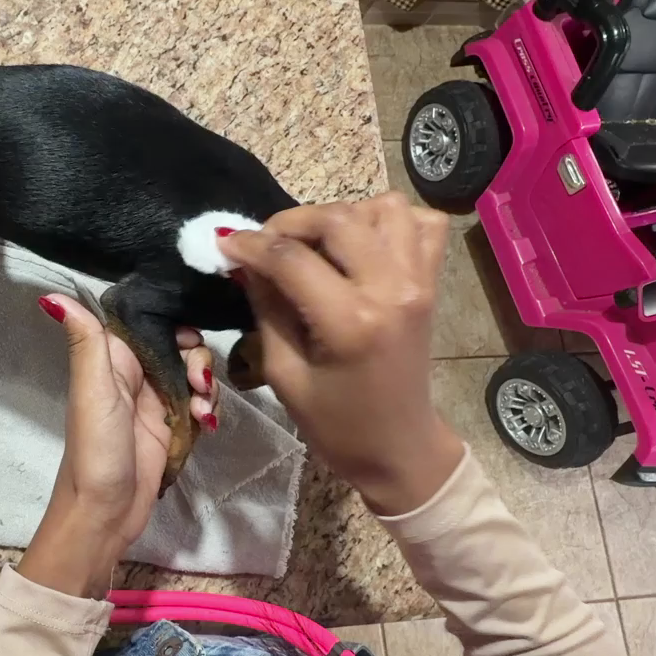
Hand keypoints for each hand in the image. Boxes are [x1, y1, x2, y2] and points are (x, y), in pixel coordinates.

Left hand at [18, 295, 217, 597]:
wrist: (106, 513)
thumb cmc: (96, 449)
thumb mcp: (93, 391)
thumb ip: (87, 342)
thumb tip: (52, 295)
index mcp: (111, 358)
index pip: (148, 321)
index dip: (173, 320)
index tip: (190, 336)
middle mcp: (134, 373)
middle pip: (178, 344)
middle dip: (198, 358)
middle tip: (198, 382)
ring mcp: (156, 400)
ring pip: (194, 371)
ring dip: (207, 385)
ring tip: (203, 410)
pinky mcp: (173, 425)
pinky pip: (200, 402)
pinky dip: (209, 408)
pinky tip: (207, 424)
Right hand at [217, 193, 464, 515]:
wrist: (399, 448)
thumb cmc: (336, 424)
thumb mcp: (284, 373)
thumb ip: (267, 309)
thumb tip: (247, 262)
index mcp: (350, 322)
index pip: (291, 258)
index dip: (250, 245)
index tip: (224, 245)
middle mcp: (391, 289)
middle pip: (338, 219)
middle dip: (290, 221)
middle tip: (263, 242)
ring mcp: (418, 282)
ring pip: (385, 207)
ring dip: (342, 215)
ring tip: (315, 242)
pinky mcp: (430, 283)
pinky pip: (422, 224)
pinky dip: (390, 221)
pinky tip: (362, 243)